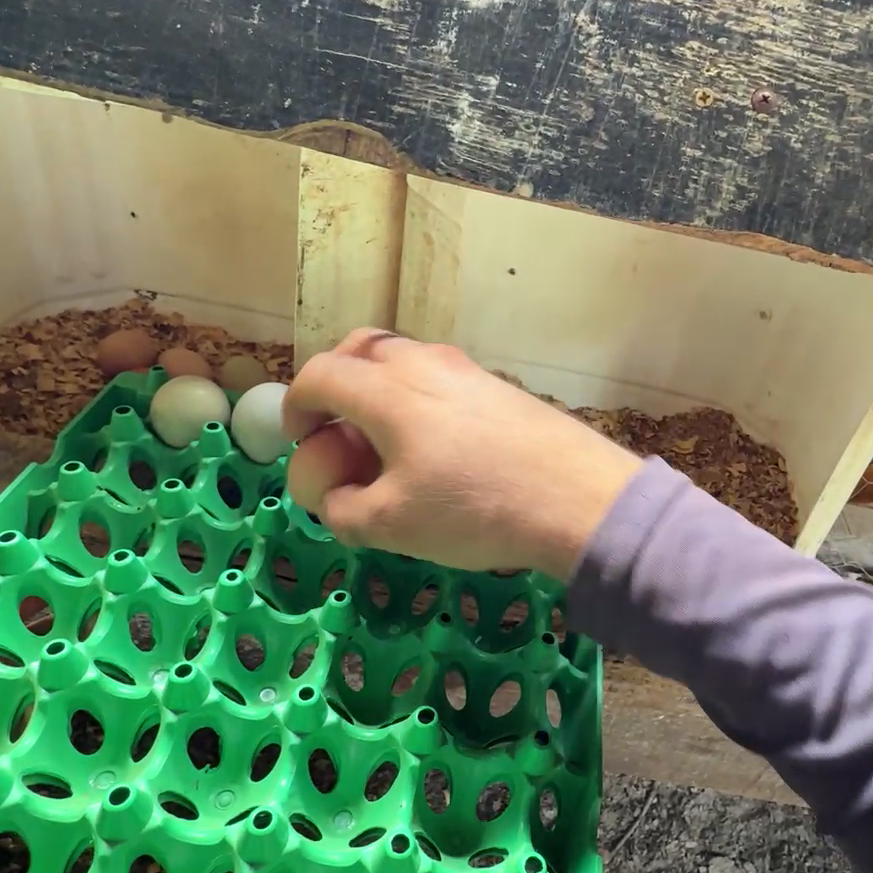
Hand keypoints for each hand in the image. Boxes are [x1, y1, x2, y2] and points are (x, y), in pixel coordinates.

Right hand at [284, 330, 642, 578]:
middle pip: (361, 348)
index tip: (300, 437)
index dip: (297, 405)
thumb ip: (344, 509)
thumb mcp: (392, 525)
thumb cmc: (474, 508)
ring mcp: (466, 369)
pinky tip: (435, 443)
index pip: (320, 375)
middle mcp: (423, 363)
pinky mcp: (498, 384)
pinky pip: (439, 376)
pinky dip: (417, 396)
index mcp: (387, 390)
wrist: (575, 496)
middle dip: (336, 381)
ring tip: (385, 438)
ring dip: (378, 386)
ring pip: (403, 358)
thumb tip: (336, 497)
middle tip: (336, 425)